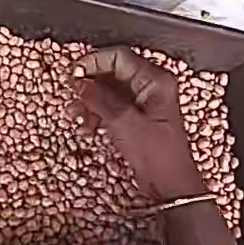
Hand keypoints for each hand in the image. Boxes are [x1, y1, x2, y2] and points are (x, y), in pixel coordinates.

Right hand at [75, 46, 204, 200]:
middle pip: (112, 73)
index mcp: (155, 81)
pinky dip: (98, 114)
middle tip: (72, 95)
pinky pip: (112, 108)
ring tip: (75, 115)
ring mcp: (144, 103)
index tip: (74, 74)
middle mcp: (151, 87)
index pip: (119, 57)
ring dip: (90, 102)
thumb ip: (101, 99)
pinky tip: (87, 126)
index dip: (94, 62)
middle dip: (89, 84)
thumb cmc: (158, 156)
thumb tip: (80, 81)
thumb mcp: (125, 123)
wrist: (171, 186)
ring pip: (110, 91)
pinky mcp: (137, 119)